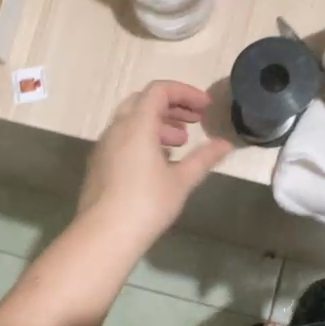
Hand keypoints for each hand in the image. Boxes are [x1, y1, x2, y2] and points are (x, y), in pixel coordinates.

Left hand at [77, 80, 232, 249]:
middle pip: (143, 101)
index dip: (185, 92)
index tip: (205, 107)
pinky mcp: (98, 164)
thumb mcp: (182, 181)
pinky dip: (142, 139)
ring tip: (179, 143)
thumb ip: (204, 158)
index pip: (159, 90)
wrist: (104, 235)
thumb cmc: (147, 204)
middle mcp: (116, 129)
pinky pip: (122, 139)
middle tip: (194, 121)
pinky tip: (157, 163)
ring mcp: (103, 146)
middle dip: (171, 106)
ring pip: (130, 121)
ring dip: (157, 124)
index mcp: (136, 125)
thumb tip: (226, 145)